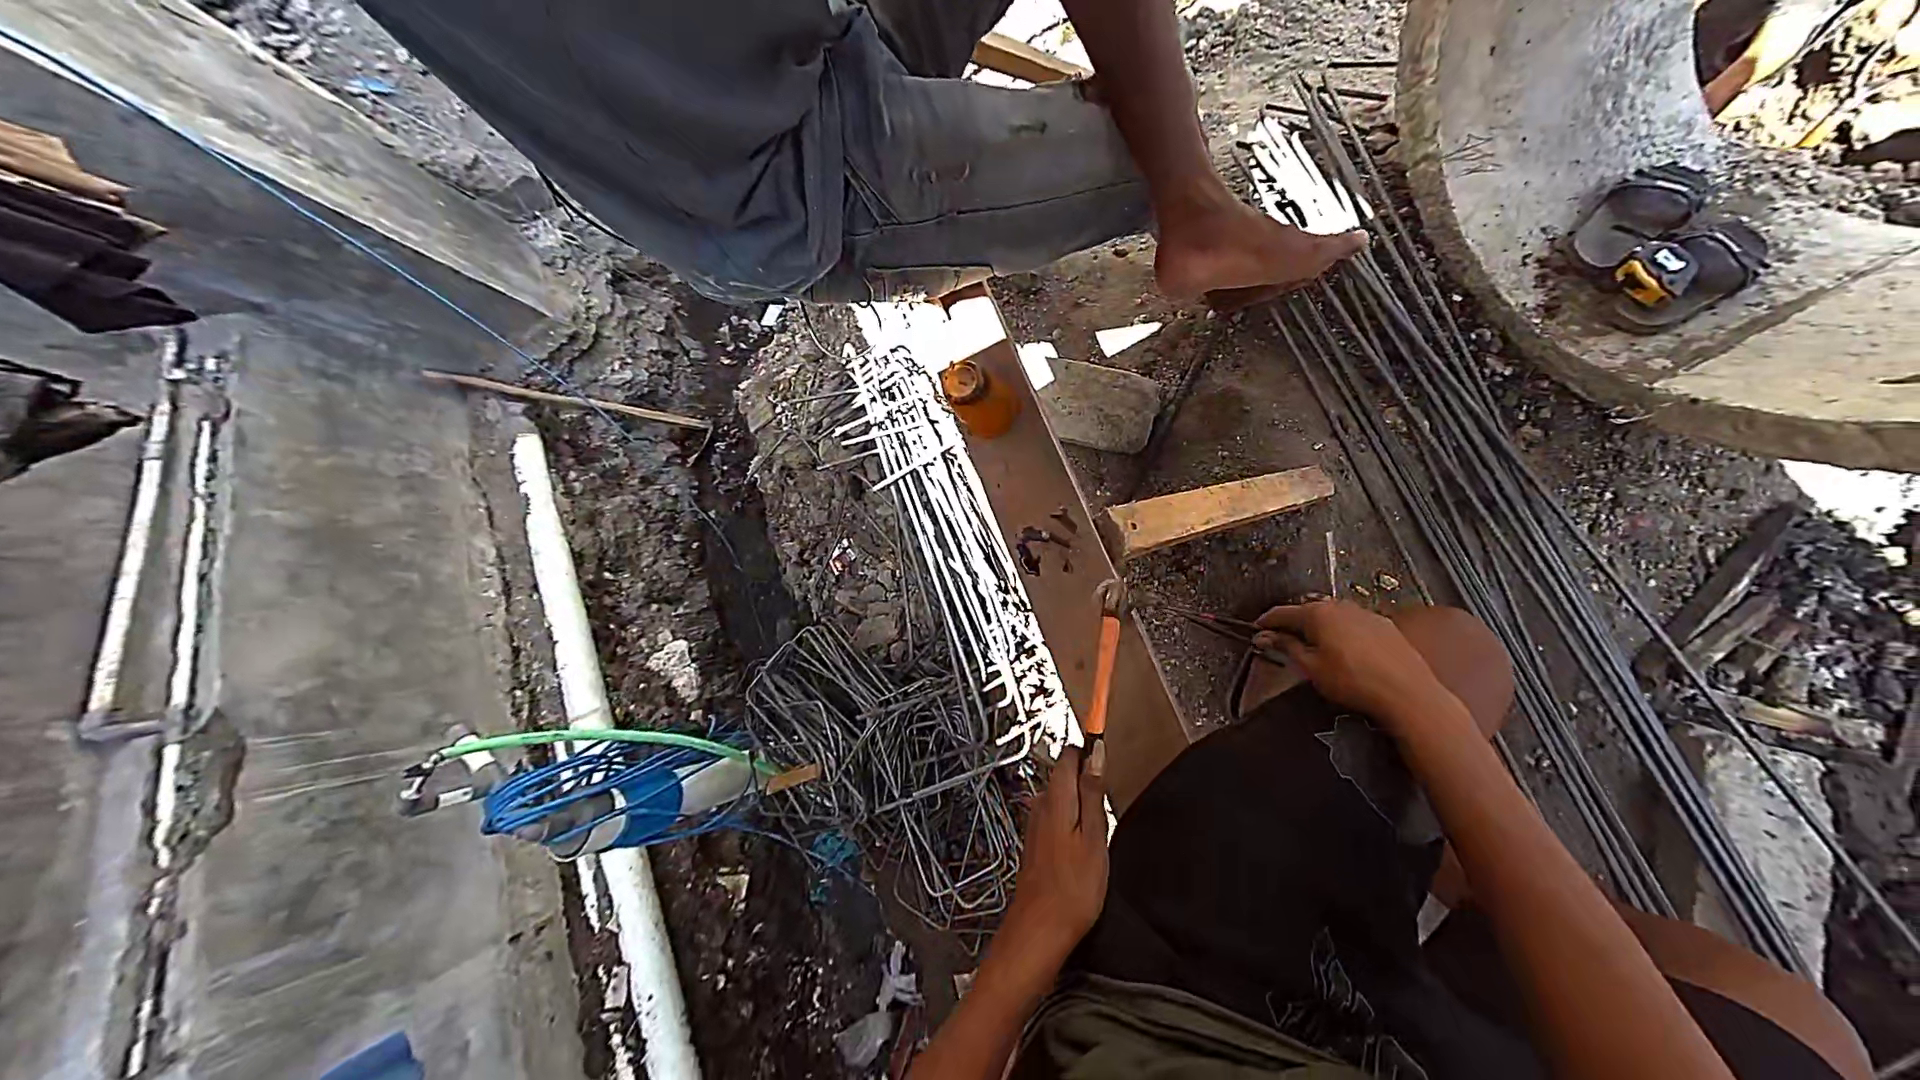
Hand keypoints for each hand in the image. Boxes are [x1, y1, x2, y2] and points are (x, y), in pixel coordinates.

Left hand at [1001, 746, 1108, 963]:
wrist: (1041, 928)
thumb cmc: (1073, 887)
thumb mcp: (1095, 836)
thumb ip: (1093, 792)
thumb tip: (1096, 752)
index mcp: (1056, 797)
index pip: (1069, 755)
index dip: (1088, 749)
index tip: (1107, 752)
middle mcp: (1041, 803)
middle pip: (1065, 773)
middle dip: (1087, 778)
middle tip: (1110, 802)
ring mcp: (1036, 822)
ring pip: (1062, 795)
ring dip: (1081, 801)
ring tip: (1101, 828)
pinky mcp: (1037, 839)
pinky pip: (1058, 814)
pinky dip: (1073, 818)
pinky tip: (1085, 844)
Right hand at [1253, 600, 1444, 722]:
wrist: (1407, 693)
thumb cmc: (1355, 681)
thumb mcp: (1310, 667)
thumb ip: (1286, 647)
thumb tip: (1266, 637)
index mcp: (1318, 613)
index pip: (1282, 612)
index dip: (1267, 622)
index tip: (1258, 629)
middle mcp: (1341, 607)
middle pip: (1307, 610)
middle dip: (1293, 623)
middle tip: (1281, 639)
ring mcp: (1365, 614)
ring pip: (1332, 615)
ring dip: (1318, 627)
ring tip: (1312, 646)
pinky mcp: (1384, 625)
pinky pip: (1353, 623)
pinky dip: (1341, 631)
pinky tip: (1342, 650)